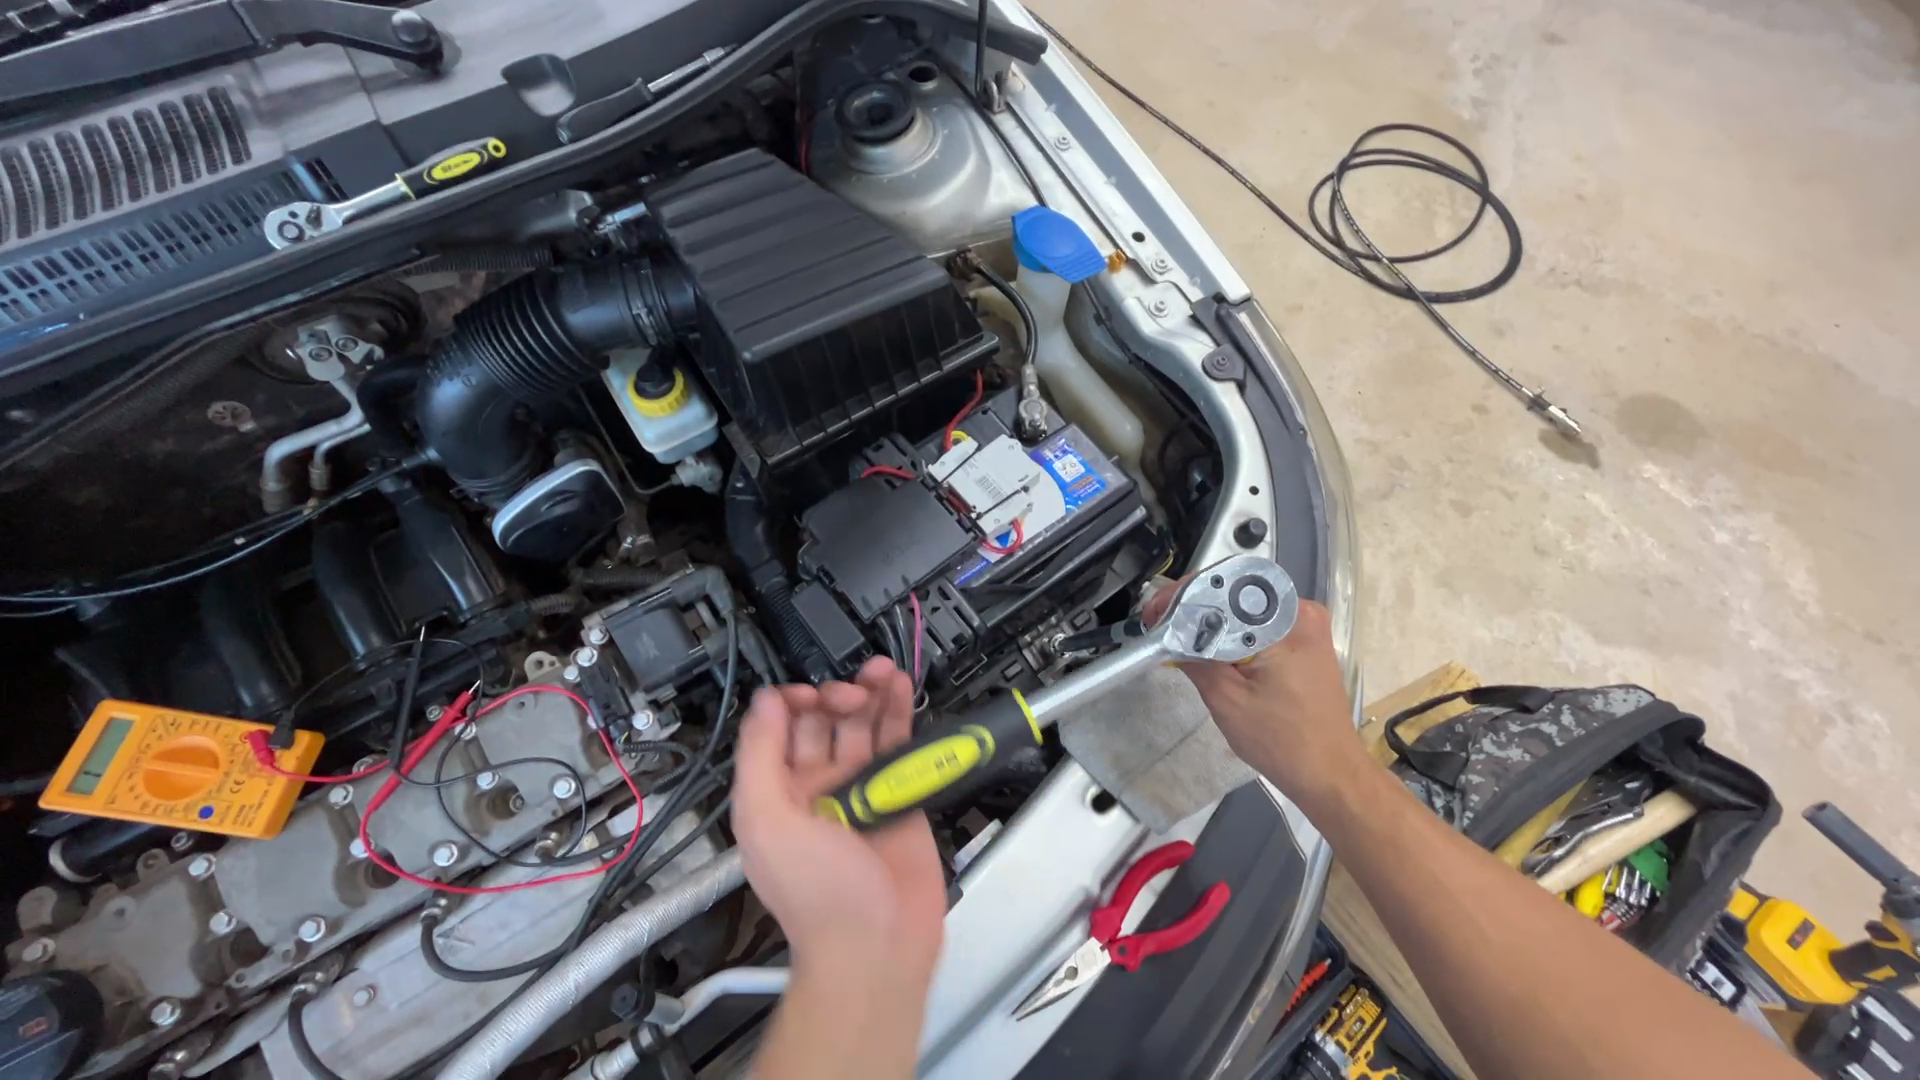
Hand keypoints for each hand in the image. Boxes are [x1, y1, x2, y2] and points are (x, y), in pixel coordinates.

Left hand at [731, 657, 947, 978]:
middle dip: (833, 695)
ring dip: (869, 694)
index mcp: (778, 794)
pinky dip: (899, 713)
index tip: (807, 693)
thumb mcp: (766, 823)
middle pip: (824, 721)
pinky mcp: (899, 792)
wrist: (877, 941)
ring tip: (879, 673)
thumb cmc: (818, 898)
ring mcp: (860, 788)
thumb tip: (763, 704)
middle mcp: (818, 787)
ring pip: (863, 726)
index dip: (791, 703)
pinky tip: (899, 689)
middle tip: (847, 694)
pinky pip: (899, 744)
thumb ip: (760, 757)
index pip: (779, 730)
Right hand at [1143, 584, 1360, 814]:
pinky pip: (1258, 624)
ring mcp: (1307, 626)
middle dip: (1192, 607)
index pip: (1223, 589)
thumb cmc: (1283, 742)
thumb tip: (1166, 634)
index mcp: (1288, 621)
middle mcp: (1302, 613)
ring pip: (1244, 609)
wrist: (1331, 774)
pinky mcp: (1305, 643)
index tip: (1153, 617)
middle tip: (1158, 626)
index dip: (1181, 598)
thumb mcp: (1227, 701)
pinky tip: (1206, 648)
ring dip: (1210, 621)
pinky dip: (1231, 633)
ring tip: (1175, 637)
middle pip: (1234, 594)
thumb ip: (1195, 659)